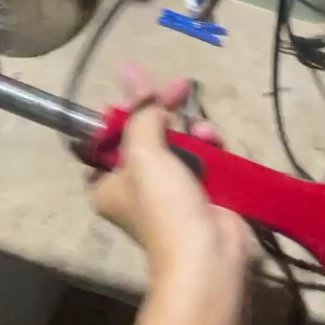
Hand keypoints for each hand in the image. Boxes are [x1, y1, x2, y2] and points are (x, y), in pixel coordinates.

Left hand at [90, 67, 252, 291]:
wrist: (207, 256)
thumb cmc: (164, 205)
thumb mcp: (143, 153)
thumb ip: (139, 111)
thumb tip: (127, 68)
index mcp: (108, 183)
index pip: (110, 136)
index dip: (128, 110)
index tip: (147, 90)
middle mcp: (135, 187)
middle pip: (147, 135)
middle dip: (165, 113)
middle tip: (181, 89)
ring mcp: (170, 191)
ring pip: (179, 143)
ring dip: (192, 130)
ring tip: (205, 131)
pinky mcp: (201, 194)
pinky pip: (202, 157)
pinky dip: (209, 146)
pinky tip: (216, 142)